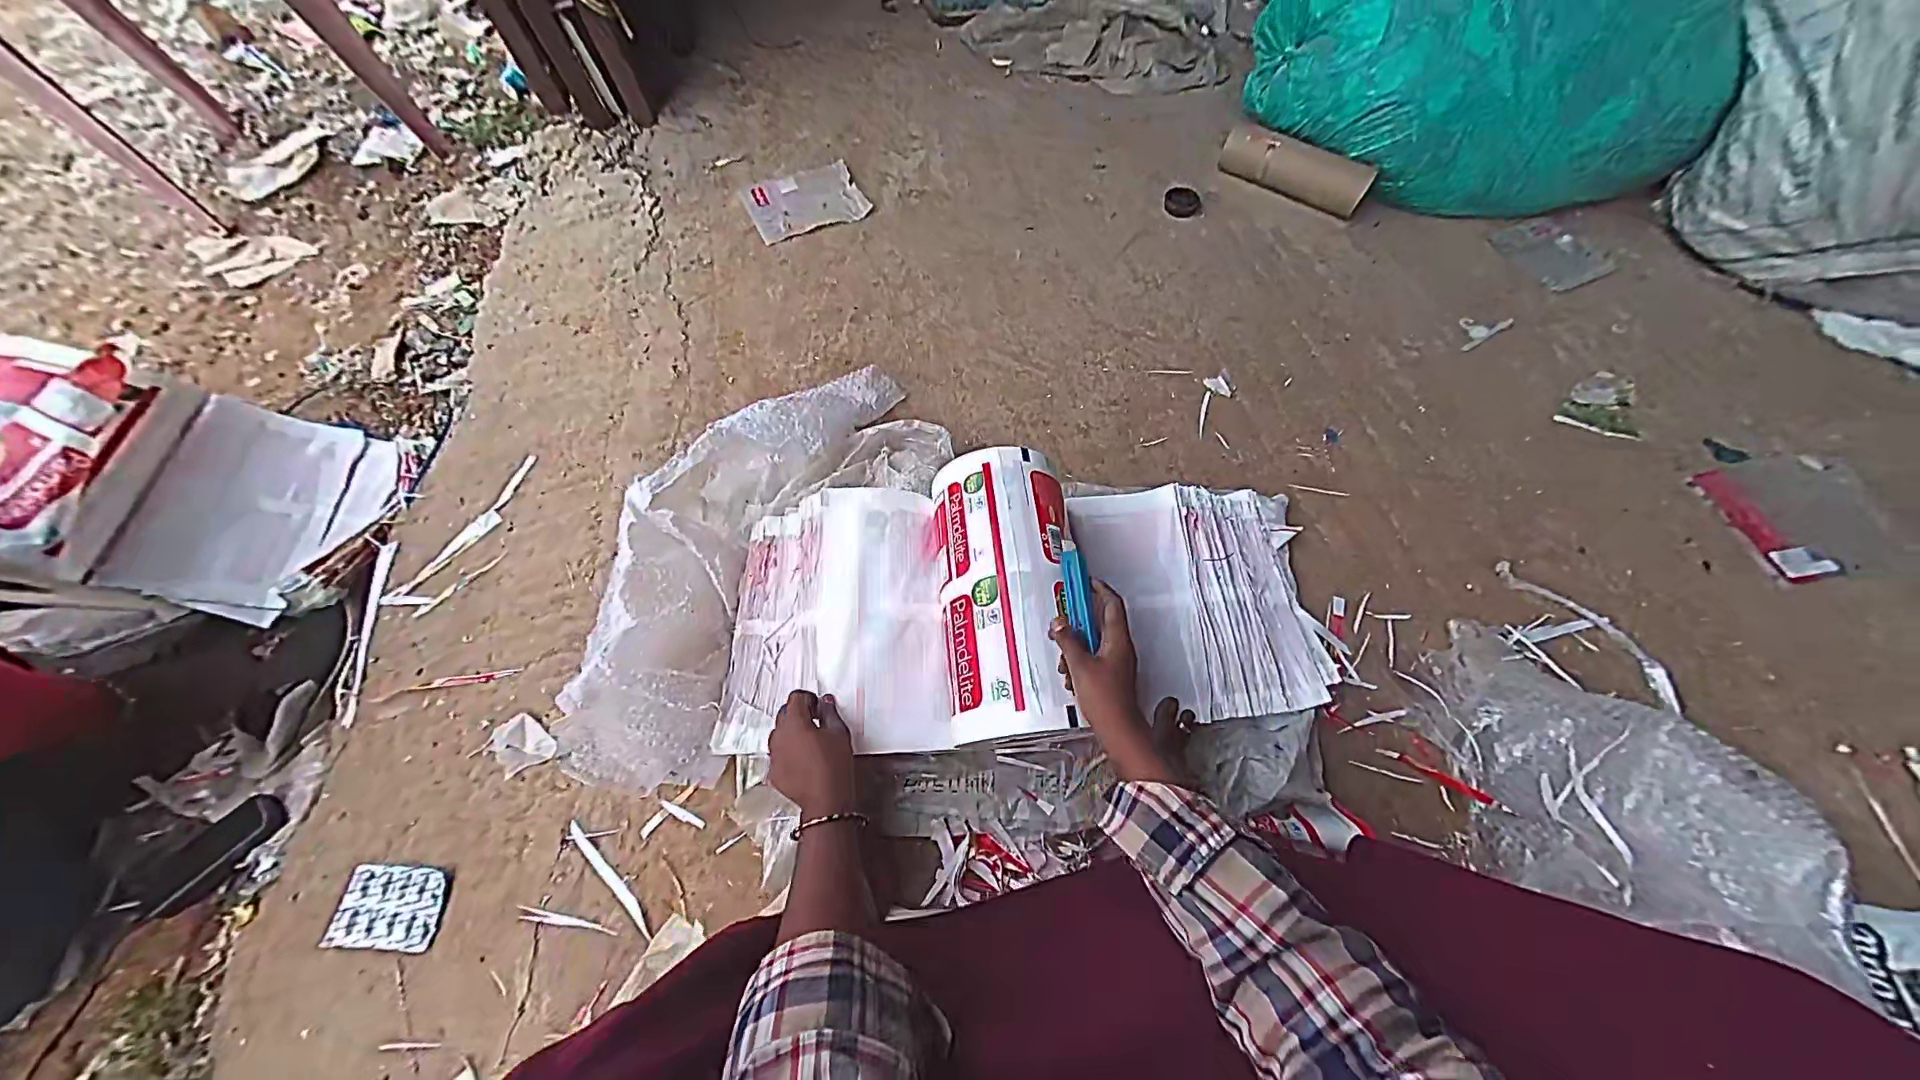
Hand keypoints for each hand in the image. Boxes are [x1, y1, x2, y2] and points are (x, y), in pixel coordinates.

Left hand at [767, 690, 857, 817]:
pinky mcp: (774, 772)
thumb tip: (825, 703)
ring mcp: (774, 755)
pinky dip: (789, 753)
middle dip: (799, 714)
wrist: (826, 800)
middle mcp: (779, 736)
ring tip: (811, 742)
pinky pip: (779, 754)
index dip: (809, 699)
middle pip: (784, 714)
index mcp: (794, 722)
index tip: (818, 706)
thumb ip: (830, 712)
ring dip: (792, 733)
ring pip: (779, 734)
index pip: (795, 698)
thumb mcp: (839, 733)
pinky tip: (805, 760)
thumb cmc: (833, 767)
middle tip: (817, 721)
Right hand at [1049, 583, 1182, 783]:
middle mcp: (1121, 648)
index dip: (1100, 589)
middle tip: (1066, 614)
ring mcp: (1118, 661)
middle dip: (1081, 618)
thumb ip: (1068, 641)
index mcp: (1118, 641)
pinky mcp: (1111, 674)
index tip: (1086, 581)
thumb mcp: (1079, 665)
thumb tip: (1059, 624)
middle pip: (1102, 620)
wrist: (1118, 729)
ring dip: (1077, 642)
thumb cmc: (1106, 701)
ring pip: (1096, 640)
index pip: (1112, 604)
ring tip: (1064, 653)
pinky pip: (1094, 655)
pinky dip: (1080, 658)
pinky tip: (1070, 670)